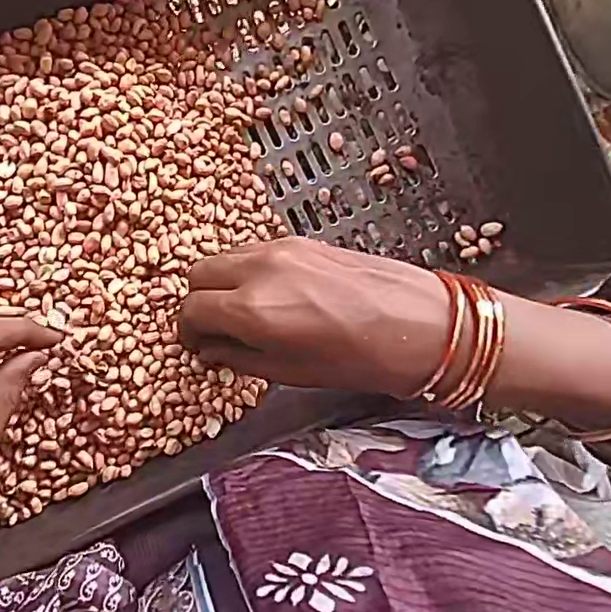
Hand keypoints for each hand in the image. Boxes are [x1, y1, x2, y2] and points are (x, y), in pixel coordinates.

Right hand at [178, 237, 451, 396]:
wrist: (423, 323)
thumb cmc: (361, 359)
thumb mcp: (290, 372)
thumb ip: (238, 357)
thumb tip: (210, 349)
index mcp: (253, 309)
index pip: (192, 309)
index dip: (187, 331)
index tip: (197, 344)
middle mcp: (258, 270)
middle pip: (197, 273)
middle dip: (197, 301)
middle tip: (213, 327)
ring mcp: (279, 248)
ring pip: (222, 257)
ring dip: (220, 283)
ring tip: (241, 310)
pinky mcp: (298, 240)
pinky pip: (251, 250)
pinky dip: (244, 271)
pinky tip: (267, 294)